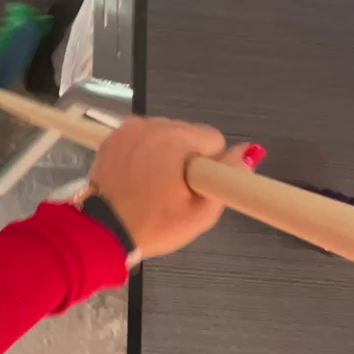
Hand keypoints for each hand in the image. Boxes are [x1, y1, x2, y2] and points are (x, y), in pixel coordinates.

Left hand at [87, 116, 259, 257]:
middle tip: (176, 189)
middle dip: (189, 157)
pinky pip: (142, 137)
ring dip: (167, 152)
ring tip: (155, 184)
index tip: (199, 185)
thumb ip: (229, 177)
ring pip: (164, 133)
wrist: (102, 229)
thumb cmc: (155, 224)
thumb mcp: (201, 211)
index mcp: (174, 138)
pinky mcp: (112, 136)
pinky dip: (145, 151)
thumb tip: (250, 150)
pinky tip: (139, 175)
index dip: (213, 164)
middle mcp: (150, 124)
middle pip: (187, 133)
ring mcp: (127, 128)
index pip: (214, 138)